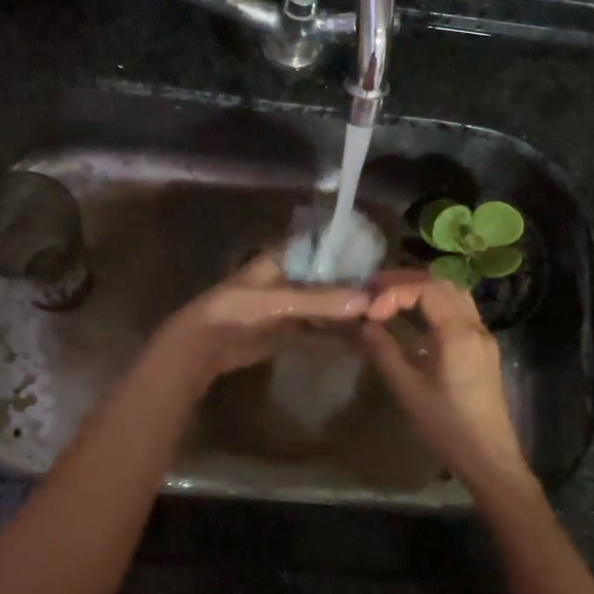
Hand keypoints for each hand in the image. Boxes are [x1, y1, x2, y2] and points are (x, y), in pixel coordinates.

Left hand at [151, 251, 370, 388]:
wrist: (202, 346)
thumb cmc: (235, 310)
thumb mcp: (279, 301)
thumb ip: (320, 301)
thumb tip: (366, 301)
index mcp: (284, 259)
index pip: (324, 246)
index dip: (351, 250)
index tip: (383, 257)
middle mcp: (290, 279)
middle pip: (329, 280)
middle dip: (355, 288)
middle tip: (390, 298)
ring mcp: (289, 308)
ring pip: (325, 309)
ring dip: (348, 316)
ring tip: (382, 323)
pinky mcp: (286, 333)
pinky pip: (317, 333)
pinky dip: (336, 339)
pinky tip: (362, 346)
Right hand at [359, 272, 534, 492]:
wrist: (488, 456)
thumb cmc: (446, 426)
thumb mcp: (408, 390)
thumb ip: (385, 352)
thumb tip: (366, 326)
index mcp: (459, 333)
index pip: (427, 289)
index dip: (394, 291)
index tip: (370, 311)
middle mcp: (475, 327)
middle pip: (444, 283)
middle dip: (407, 281)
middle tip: (374, 289)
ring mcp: (483, 337)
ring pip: (455, 294)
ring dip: (423, 289)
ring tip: (390, 298)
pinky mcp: (483, 349)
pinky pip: (459, 312)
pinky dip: (434, 305)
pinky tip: (413, 319)